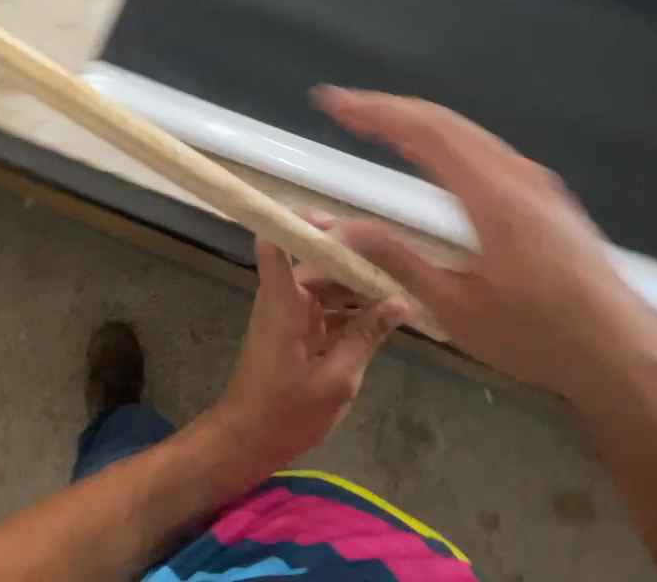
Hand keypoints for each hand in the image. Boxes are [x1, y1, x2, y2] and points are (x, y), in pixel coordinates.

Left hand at [206, 236, 408, 473]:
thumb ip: (367, 336)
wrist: (250, 439)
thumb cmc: (287, 410)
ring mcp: (290, 313)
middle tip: (403, 260)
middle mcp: (283, 298)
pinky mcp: (297, 331)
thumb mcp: (338, 378)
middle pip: (318, 265)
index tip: (332, 218)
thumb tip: (400, 302)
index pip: (275, 246)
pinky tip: (387, 316)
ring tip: (406, 286)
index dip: (297, 225)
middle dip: (356, 261)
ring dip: (359, 287)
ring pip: (327, 286)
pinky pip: (327, 308)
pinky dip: (352, 310)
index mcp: (283, 301)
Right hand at [309, 87, 656, 409]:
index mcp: (492, 196)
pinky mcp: (543, 196)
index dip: (373, 112)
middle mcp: (515, 177)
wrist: (628, 359)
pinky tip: (424, 149)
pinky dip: (440, 137)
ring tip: (371, 121)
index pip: (423, 133)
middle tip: (341, 107)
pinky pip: (481, 147)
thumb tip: (343, 229)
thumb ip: (398, 261)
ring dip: (413, 120)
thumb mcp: (457, 308)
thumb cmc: (540, 338)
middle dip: (386, 108)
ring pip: (464, 131)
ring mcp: (534, 183)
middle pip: (443, 122)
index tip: (332, 104)